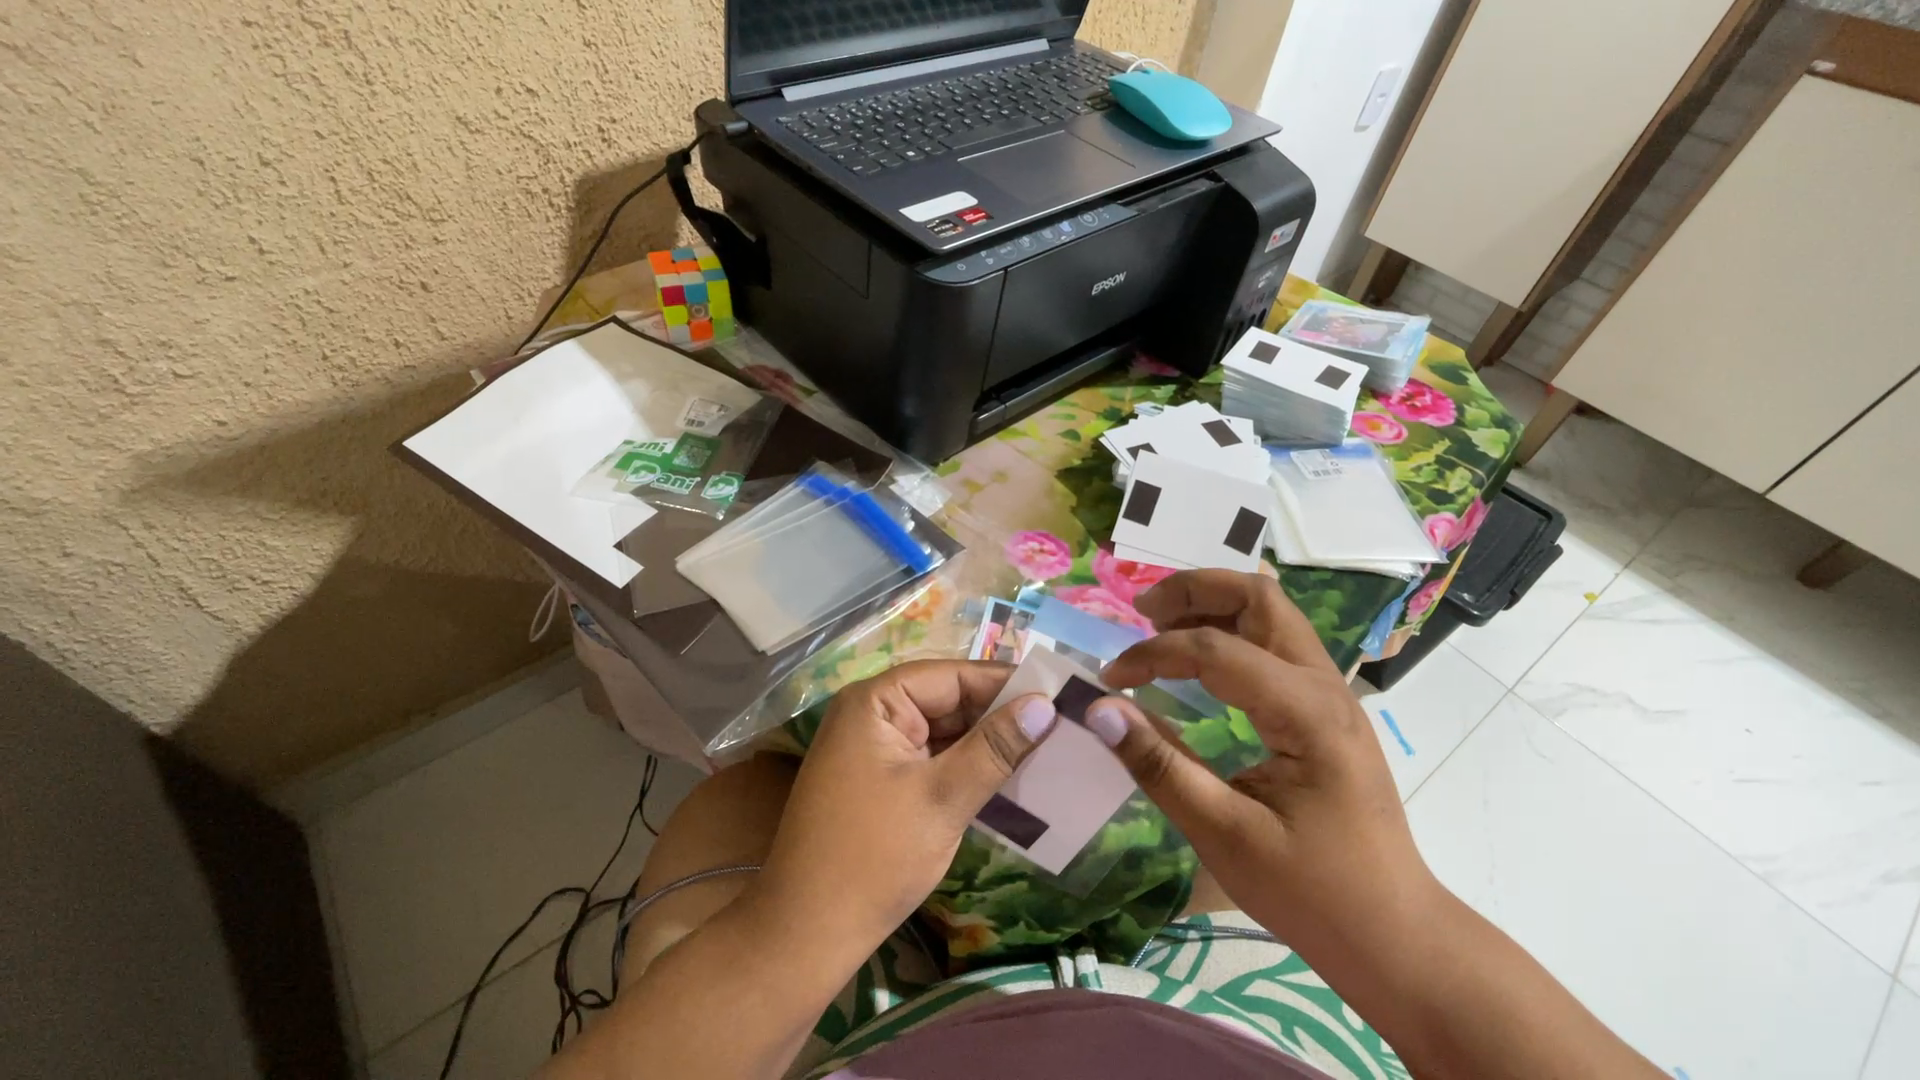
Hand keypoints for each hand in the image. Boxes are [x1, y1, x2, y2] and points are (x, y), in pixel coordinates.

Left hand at [748, 660, 1056, 949]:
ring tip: (1049, 753)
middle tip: (1063, 730)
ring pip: (943, 732)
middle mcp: (871, 714)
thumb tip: (1046, 705)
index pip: (953, 675)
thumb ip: (994, 747)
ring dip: (987, 745)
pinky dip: (965, 768)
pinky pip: (931, 760)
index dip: (1006, 685)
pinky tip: (1008, 781)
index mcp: (876, 702)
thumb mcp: (943, 797)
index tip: (1062, 698)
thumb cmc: (874, 856)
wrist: (808, 931)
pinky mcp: (879, 781)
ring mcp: (873, 749)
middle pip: (948, 701)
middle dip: (1000, 717)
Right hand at [1086, 570, 1437, 941]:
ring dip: (1214, 606)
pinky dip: (1232, 633)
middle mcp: (1326, 686)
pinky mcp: (1327, 712)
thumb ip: (1160, 764)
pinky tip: (1199, 663)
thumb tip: (1100, 709)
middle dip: (1194, 591)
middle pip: (1259, 598)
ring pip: (1272, 614)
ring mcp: (1332, 695)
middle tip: (1140, 613)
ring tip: (1160, 627)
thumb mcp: (1224, 834)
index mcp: (1306, 712)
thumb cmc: (1311, 892)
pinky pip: (1277, 645)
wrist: (1392, 934)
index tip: (1109, 681)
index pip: (1215, 649)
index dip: (1153, 654)